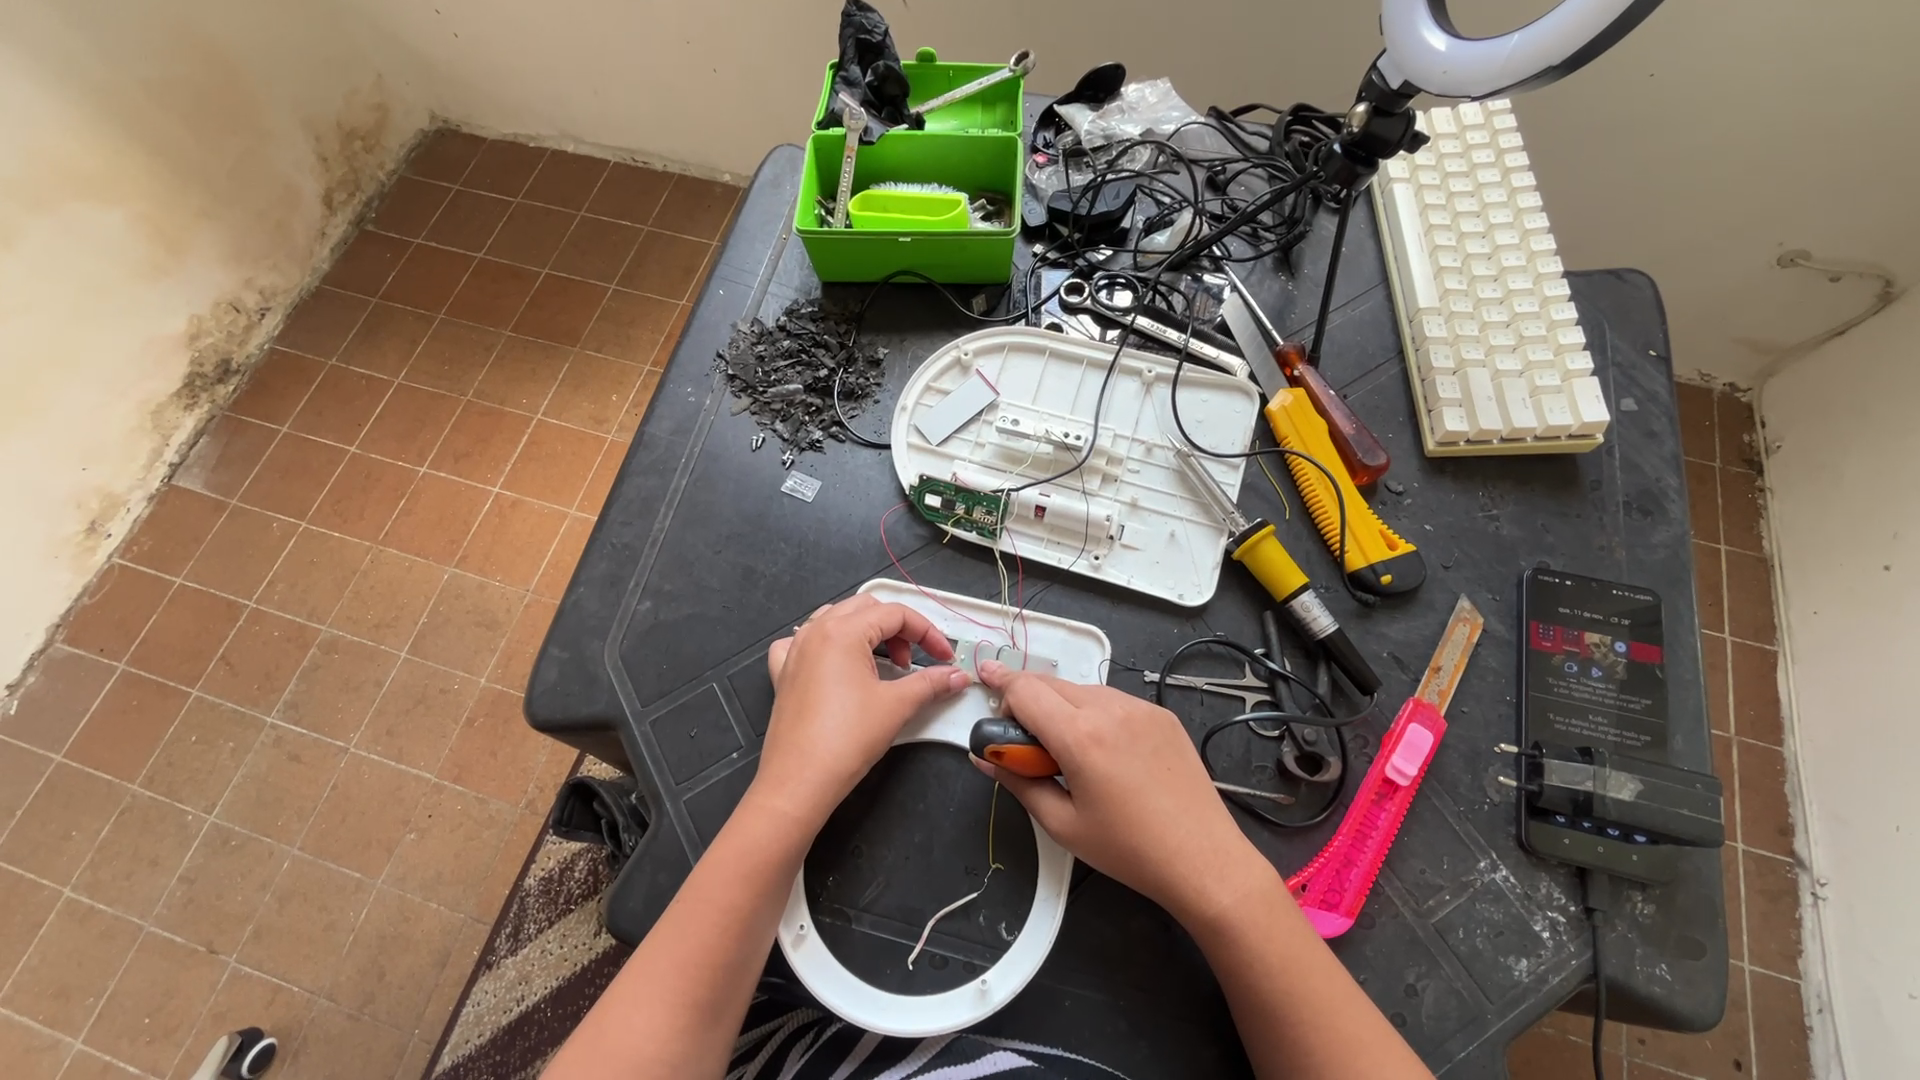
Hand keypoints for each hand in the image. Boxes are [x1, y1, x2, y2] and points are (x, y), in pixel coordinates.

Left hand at [751, 595, 970, 829]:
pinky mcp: (783, 673)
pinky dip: (825, 645)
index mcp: (843, 631)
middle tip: (913, 662)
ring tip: (882, 664)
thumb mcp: (897, 706)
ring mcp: (794, 650)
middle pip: (866, 609)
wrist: (799, 781)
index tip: (945, 658)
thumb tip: (959, 676)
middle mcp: (815, 631)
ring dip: (865, 633)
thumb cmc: (849, 738)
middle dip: (898, 629)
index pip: (895, 614)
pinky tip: (833, 664)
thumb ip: (931, 683)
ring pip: (835, 620)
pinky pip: (803, 643)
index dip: (927, 632)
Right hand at [973, 660, 1273, 925]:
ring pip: (1082, 689)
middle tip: (1017, 731)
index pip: (1025, 690)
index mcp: (1080, 736)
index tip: (985, 686)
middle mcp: (1110, 709)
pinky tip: (1100, 749)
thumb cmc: (1127, 849)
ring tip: (1062, 748)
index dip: (1001, 689)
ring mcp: (1140, 707)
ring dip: (1060, 705)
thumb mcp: (1062, 824)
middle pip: (1051, 682)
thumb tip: (984, 758)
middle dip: (1026, 697)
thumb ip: (1018, 781)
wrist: (1204, 859)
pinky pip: (1113, 700)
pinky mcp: (1161, 715)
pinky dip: (1094, 712)